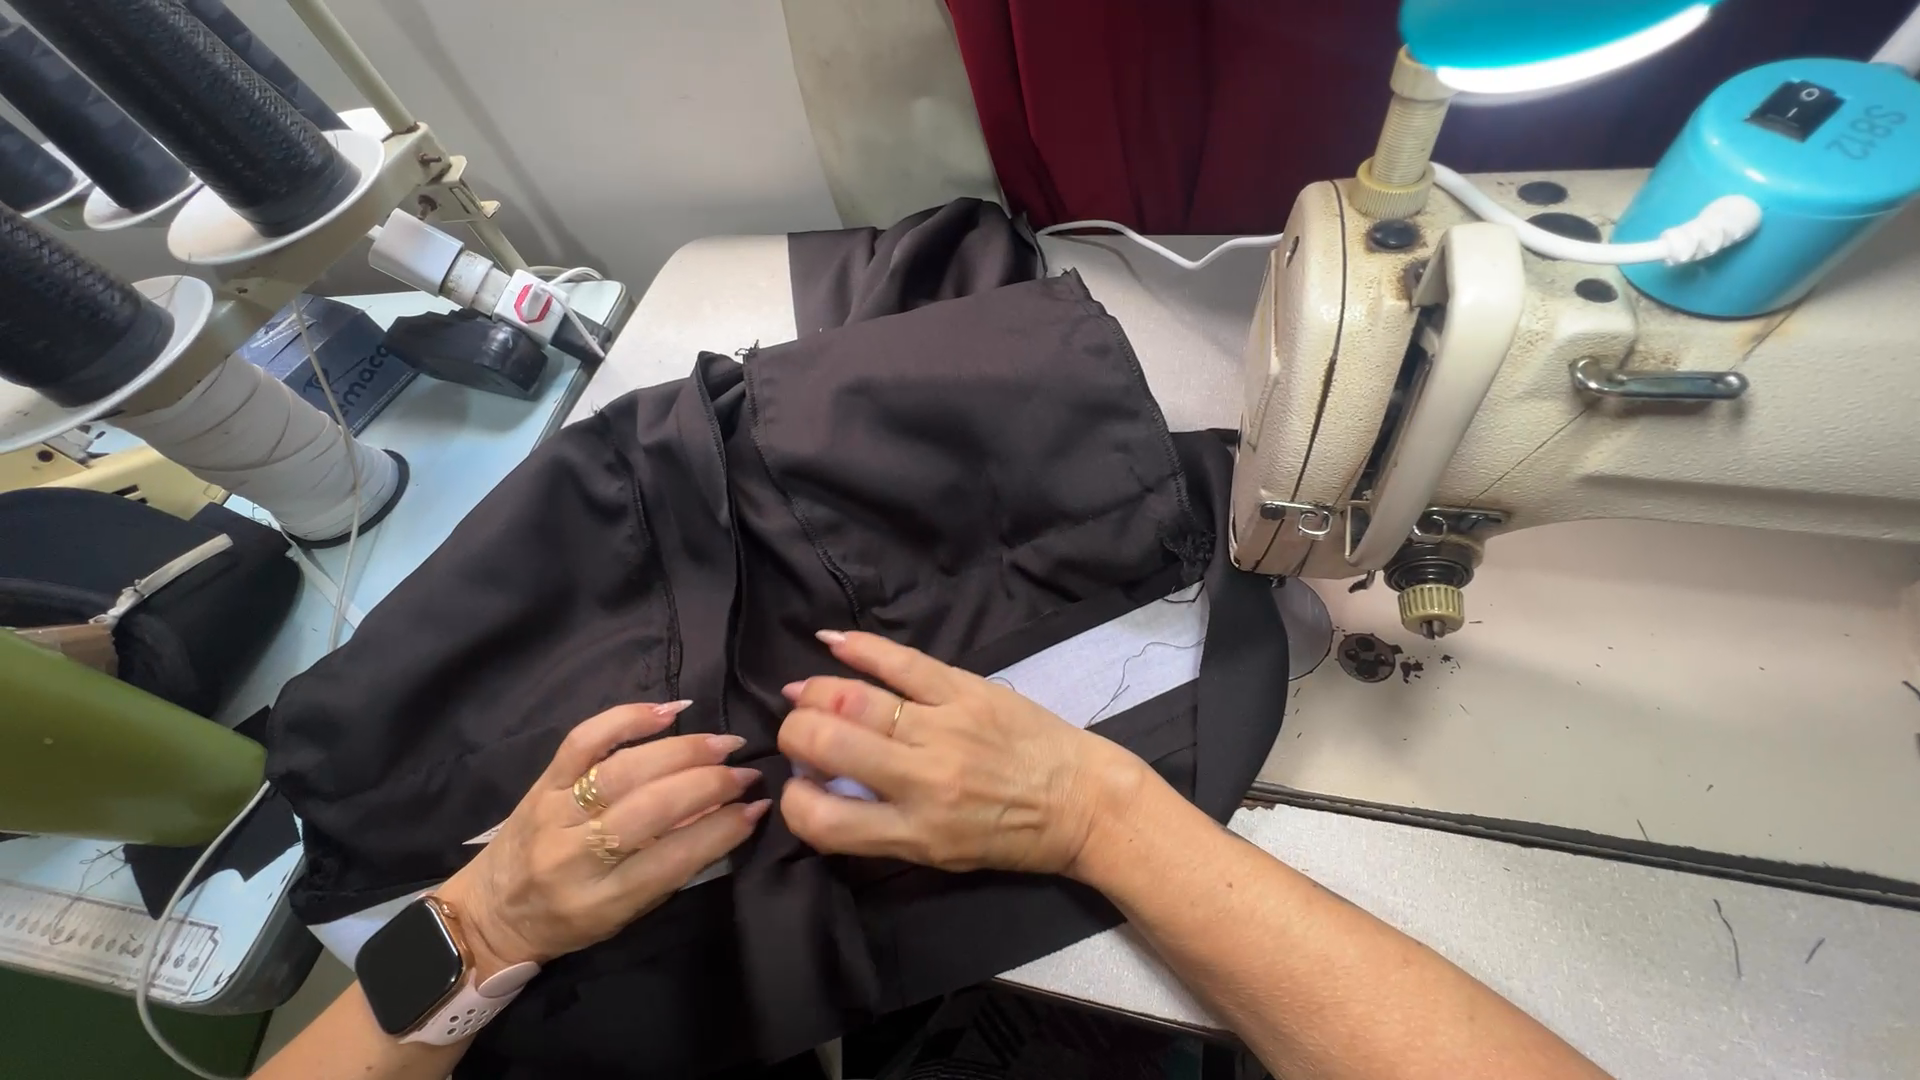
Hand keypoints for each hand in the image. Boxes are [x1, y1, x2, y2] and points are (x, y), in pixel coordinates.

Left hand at [435, 702, 767, 974]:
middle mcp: (575, 856)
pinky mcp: (543, 782)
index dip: (724, 829)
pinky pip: (585, 740)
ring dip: (684, 751)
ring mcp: (556, 813)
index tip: (758, 806)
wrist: (490, 912)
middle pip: (652, 808)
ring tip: (723, 743)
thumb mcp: (626, 911)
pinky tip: (670, 711)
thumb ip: (675, 864)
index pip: (675, 859)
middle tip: (746, 772)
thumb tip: (731, 812)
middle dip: (710, 784)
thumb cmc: (570, 919)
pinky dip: (629, 718)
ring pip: (625, 771)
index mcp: (602, 900)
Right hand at [777, 631, 1149, 876]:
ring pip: (856, 699)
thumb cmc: (1010, 836)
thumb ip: (879, 828)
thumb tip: (822, 785)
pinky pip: (902, 662)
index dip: (795, 800)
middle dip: (795, 734)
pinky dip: (861, 647)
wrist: (1080, 801)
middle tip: (798, 731)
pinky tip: (830, 641)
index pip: (821, 819)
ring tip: (803, 692)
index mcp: (914, 833)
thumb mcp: (940, 855)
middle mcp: (922, 779)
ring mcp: (945, 727)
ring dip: (816, 693)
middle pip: (828, 744)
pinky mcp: (966, 690)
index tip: (802, 785)